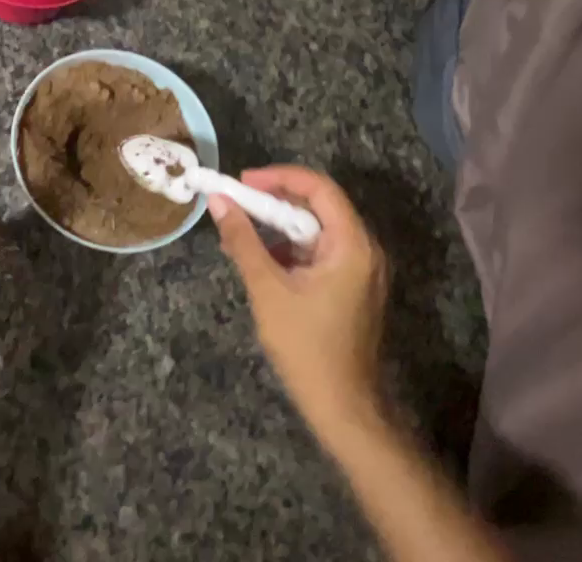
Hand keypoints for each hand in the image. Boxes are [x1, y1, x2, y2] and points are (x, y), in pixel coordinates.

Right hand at [209, 166, 387, 430]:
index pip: (319, 189)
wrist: (341, 404)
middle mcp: (363, 251)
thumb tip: (218, 200)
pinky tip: (256, 258)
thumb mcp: (267, 287)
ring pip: (314, 229)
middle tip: (235, 202)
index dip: (279, 177)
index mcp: (351, 246)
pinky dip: (286, 248)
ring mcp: (358, 270)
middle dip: (273, 201)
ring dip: (276, 225)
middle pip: (318, 206)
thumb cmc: (306, 345)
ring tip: (238, 231)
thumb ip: (243, 239)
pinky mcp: (348, 287)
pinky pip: (316, 251)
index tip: (241, 182)